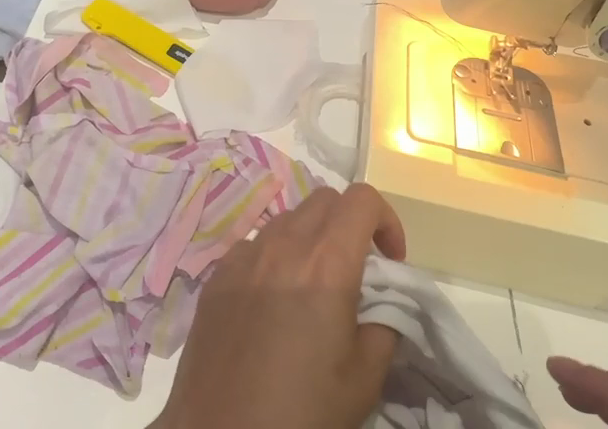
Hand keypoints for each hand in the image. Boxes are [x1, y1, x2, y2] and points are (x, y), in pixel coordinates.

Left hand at [152, 184, 406, 428]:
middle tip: (359, 271)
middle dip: (350, 223)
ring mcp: (244, 256)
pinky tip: (273, 301)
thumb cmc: (301, 410)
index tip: (391, 261)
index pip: (362, 199)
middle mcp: (282, 245)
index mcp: (326, 263)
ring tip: (314, 287)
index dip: (386, 220)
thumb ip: (385, 324)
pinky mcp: (216, 275)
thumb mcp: (364, 377)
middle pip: (324, 200)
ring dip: (311, 238)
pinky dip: (275, 257)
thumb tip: (382, 302)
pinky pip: (254, 245)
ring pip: (287, 219)